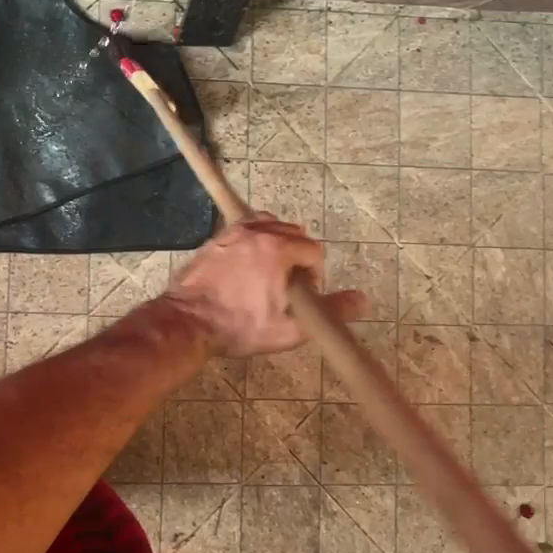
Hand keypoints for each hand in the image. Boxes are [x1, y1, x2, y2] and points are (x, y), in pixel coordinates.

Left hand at [163, 214, 368, 355]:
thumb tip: (364, 300)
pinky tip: (247, 267)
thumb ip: (330, 311)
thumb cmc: (240, 327)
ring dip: (277, 243)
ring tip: (270, 273)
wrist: (188, 320)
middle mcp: (256, 232)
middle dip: (297, 255)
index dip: (315, 274)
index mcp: (278, 249)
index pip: (314, 249)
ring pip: (268, 225)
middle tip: (288, 286)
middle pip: (293, 232)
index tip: (303, 295)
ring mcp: (233, 232)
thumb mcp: (291, 328)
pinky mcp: (215, 238)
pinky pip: (244, 228)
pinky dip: (254, 240)